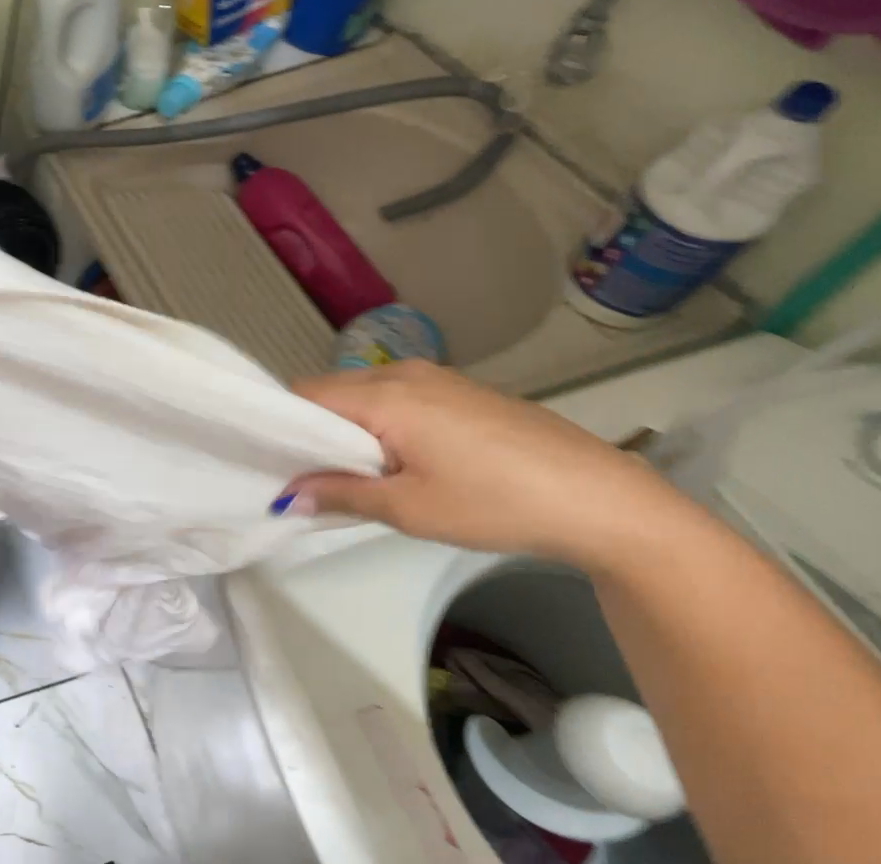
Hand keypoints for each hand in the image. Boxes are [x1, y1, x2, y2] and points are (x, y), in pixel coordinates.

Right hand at [291, 361, 692, 569]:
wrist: (603, 500)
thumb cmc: (495, 503)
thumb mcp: (409, 509)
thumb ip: (341, 495)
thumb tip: (288, 495)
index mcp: (384, 395)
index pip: (305, 394)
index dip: (284, 425)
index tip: (276, 461)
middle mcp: (406, 372)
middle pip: (334, 390)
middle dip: (317, 428)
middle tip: (317, 476)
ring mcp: (441, 378)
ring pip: (369, 392)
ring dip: (354, 426)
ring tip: (365, 473)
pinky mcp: (467, 390)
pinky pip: (402, 396)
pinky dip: (387, 422)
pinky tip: (410, 461)